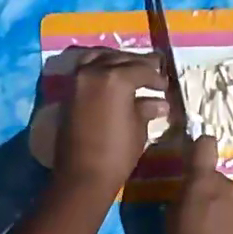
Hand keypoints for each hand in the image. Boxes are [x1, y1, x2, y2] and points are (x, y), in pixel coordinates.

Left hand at [54, 47, 168, 191]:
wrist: (82, 175)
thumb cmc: (117, 154)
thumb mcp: (138, 129)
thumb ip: (146, 109)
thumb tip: (159, 103)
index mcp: (116, 78)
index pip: (141, 69)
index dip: (155, 77)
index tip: (164, 84)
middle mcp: (94, 71)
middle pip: (119, 58)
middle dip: (137, 63)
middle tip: (151, 70)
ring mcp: (77, 80)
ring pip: (98, 58)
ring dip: (115, 60)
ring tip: (128, 69)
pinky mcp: (68, 92)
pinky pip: (85, 69)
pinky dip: (98, 67)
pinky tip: (109, 77)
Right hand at [167, 135, 232, 233]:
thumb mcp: (171, 223)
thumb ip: (179, 198)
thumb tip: (186, 189)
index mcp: (204, 183)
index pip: (205, 145)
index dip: (199, 146)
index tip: (191, 154)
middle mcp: (229, 187)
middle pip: (215, 177)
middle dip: (204, 187)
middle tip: (191, 210)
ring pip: (226, 195)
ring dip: (217, 204)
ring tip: (205, 229)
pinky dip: (228, 219)